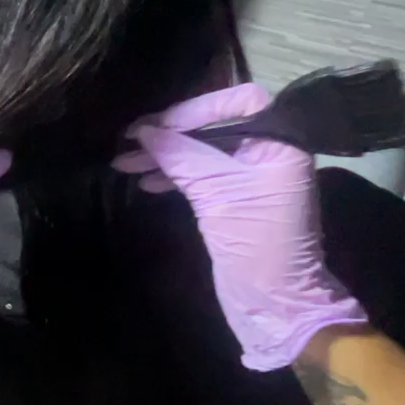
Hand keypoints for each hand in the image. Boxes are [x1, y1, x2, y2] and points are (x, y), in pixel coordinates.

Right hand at [113, 84, 365, 369]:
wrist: (273, 302)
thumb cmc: (257, 243)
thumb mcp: (217, 193)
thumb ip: (181, 155)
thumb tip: (143, 130)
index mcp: (280, 143)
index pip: (239, 102)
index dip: (196, 108)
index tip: (158, 124)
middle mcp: (268, 152)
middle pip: (214, 125)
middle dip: (171, 133)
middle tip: (129, 139)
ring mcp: (250, 177)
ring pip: (201, 151)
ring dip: (164, 155)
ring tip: (124, 163)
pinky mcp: (234, 199)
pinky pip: (200, 174)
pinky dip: (173, 175)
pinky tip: (146, 181)